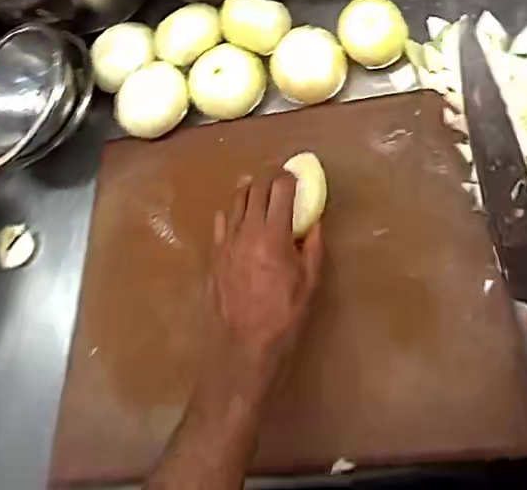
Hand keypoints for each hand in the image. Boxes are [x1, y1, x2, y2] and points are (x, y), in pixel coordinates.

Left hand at [205, 169, 325, 387]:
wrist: (240, 352)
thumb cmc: (282, 319)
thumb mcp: (309, 283)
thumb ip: (312, 246)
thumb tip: (314, 221)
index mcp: (273, 234)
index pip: (280, 188)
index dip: (290, 175)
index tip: (297, 173)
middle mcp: (246, 230)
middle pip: (256, 186)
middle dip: (270, 174)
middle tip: (281, 174)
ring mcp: (225, 242)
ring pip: (236, 199)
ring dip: (251, 188)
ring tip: (261, 188)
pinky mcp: (212, 256)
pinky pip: (221, 221)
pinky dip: (233, 210)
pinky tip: (240, 216)